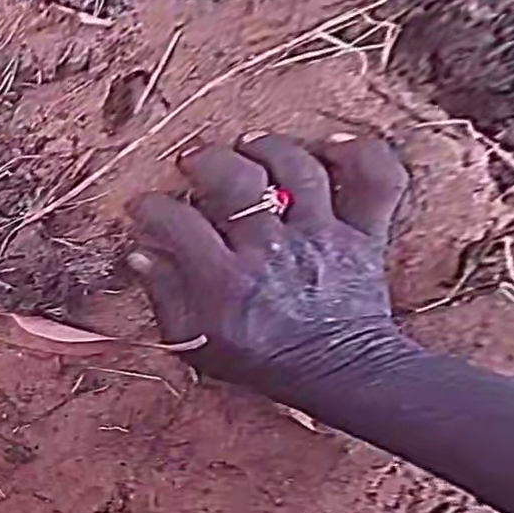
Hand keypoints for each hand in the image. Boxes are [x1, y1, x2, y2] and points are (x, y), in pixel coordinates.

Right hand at [127, 133, 414, 395]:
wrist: (334, 370)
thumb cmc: (252, 358)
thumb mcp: (189, 338)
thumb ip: (163, 294)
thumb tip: (138, 254)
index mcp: (223, 278)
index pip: (178, 224)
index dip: (152, 207)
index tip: (139, 205)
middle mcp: (271, 249)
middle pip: (238, 183)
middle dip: (207, 162)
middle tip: (189, 159)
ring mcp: (322, 237)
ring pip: (299, 170)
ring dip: (270, 148)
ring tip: (246, 142)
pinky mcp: (364, 234)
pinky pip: (375, 181)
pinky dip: (359, 153)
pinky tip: (329, 143)